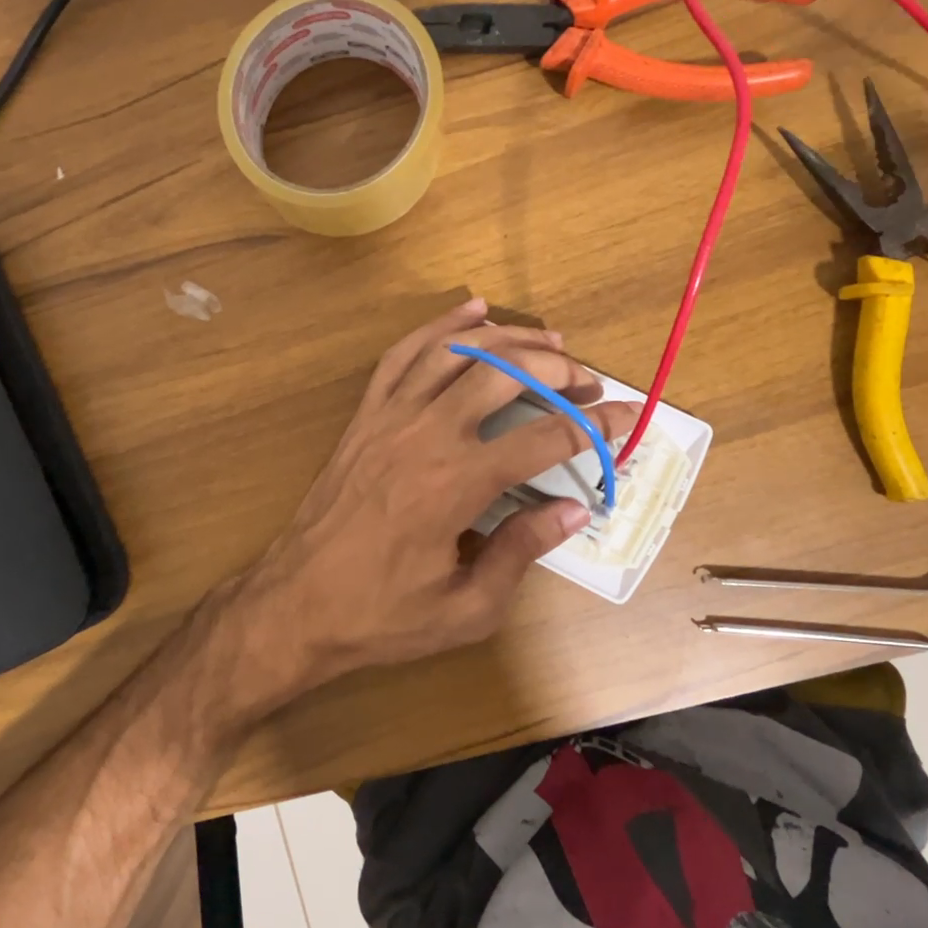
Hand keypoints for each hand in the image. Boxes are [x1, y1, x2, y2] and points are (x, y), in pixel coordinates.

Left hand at [237, 297, 641, 689]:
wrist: (296, 602)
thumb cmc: (382, 614)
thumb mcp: (465, 608)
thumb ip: (520, 553)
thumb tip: (572, 510)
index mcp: (456, 484)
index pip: (546, 439)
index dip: (597, 427)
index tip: (631, 419)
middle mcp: (425, 435)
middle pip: (504, 376)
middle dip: (558, 370)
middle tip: (590, 380)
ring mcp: (389, 418)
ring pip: (455, 353)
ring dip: (507, 338)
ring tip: (548, 339)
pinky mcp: (364, 416)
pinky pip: (401, 355)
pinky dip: (439, 327)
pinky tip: (471, 312)